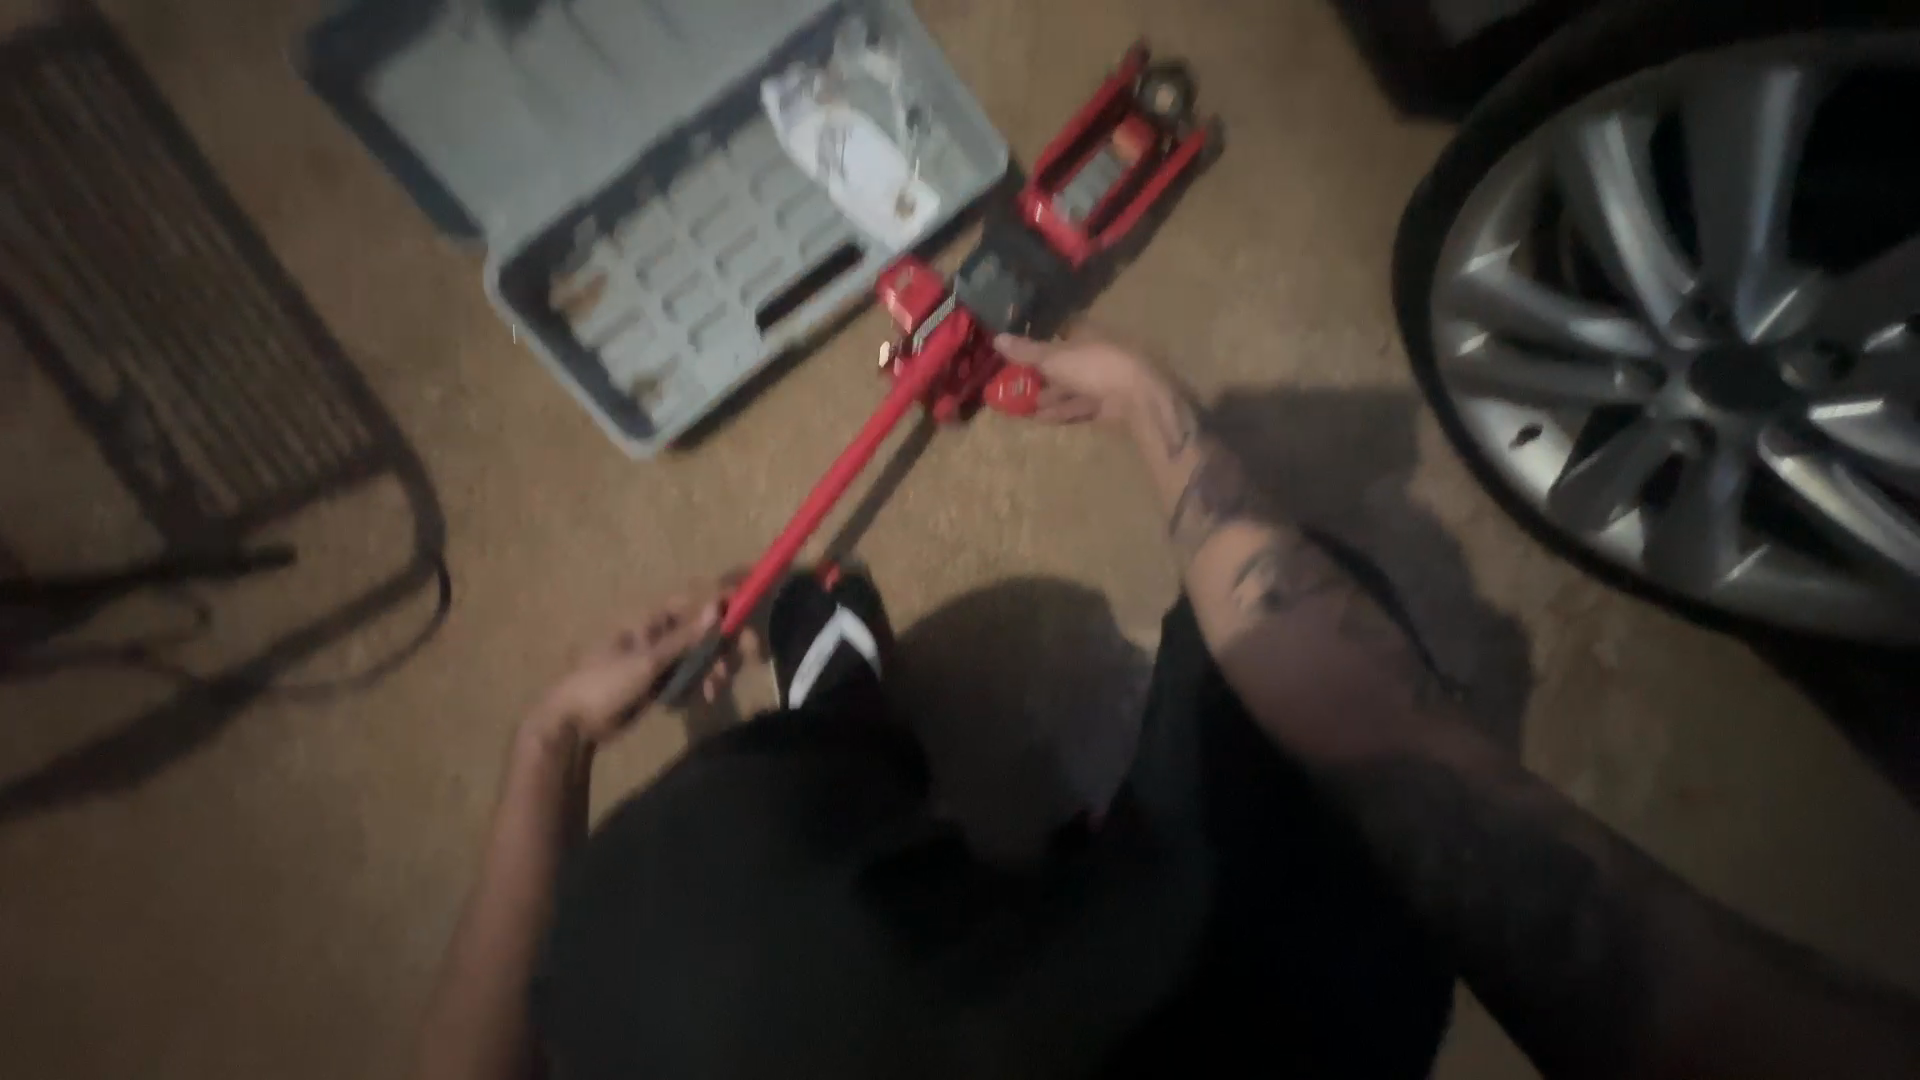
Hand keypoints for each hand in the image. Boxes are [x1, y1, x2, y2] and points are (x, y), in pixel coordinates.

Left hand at [528, 585, 762, 747]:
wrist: (572, 726)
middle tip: (752, 655)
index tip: (753, 601)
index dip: (725, 597)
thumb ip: (684, 638)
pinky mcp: (662, 682)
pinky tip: (702, 699)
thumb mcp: (646, 662)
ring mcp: (662, 659)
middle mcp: (661, 635)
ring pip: (704, 655)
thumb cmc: (602, 686)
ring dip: (717, 668)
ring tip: (715, 690)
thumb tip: (716, 606)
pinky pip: (694, 677)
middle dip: (729, 642)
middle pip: (707, 628)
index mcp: (652, 621)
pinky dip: (703, 685)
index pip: (696, 599)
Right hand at [994, 332, 1165, 424]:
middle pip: (1062, 364)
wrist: (1137, 395)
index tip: (1016, 354)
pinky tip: (1040, 419)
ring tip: (1021, 407)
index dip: (1037, 343)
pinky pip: (1079, 406)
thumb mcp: (1054, 357)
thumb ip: (1026, 352)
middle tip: (1013, 386)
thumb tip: (996, 338)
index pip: (1058, 333)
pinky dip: (1060, 411)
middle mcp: (1095, 353)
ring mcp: (1103, 379)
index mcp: (1085, 333)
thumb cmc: (1093, 365)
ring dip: (1047, 397)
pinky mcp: (1108, 403)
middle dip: (1039, 376)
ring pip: (1070, 387)